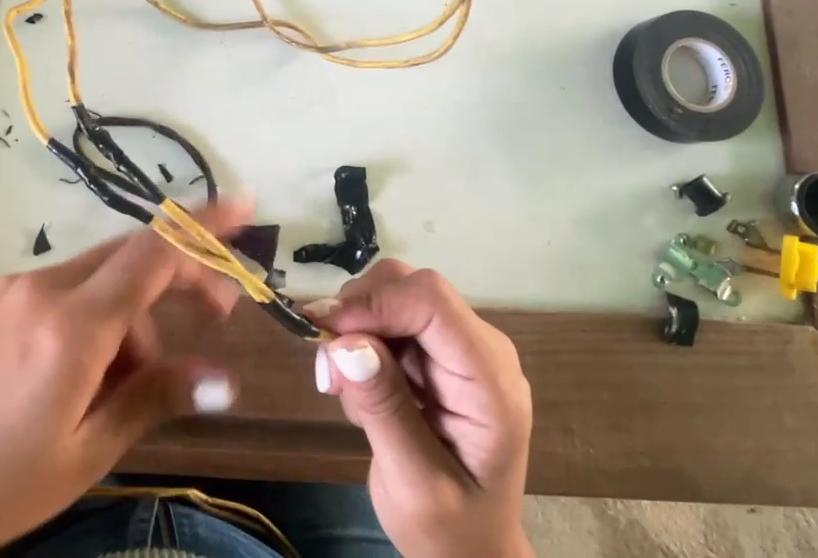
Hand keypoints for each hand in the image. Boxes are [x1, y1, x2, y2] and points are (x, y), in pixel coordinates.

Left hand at [0, 202, 250, 556]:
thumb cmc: (1, 484)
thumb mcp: (88, 448)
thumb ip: (156, 397)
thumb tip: (224, 379)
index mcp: (73, 322)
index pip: (153, 252)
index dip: (203, 226)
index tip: (245, 207)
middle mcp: (43, 289)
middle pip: (130, 258)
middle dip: (178, 281)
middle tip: (216, 320)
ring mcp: (14, 294)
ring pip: (100, 279)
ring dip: (135, 315)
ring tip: (134, 388)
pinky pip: (68, 295)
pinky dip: (99, 321)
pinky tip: (93, 376)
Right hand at [307, 260, 533, 557]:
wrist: (471, 554)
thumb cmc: (450, 530)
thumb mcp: (415, 484)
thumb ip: (384, 410)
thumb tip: (344, 342)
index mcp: (491, 382)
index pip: (432, 302)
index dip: (374, 304)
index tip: (326, 335)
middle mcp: (481, 350)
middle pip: (410, 287)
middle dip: (359, 314)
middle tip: (328, 369)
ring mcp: (459, 349)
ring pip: (392, 296)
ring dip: (354, 330)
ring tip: (341, 390)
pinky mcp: (436, 354)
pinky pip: (387, 321)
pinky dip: (358, 343)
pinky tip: (358, 391)